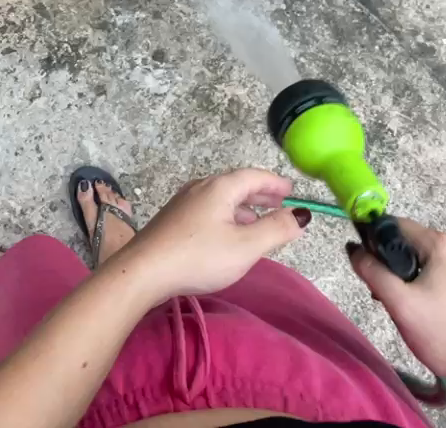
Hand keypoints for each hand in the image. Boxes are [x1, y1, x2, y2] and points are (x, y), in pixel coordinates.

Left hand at [109, 169, 309, 300]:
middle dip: (260, 193)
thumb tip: (300, 214)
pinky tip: (229, 234)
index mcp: (220, 187)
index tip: (291, 190)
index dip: (274, 182)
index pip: (253, 176)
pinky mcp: (175, 217)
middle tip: (280, 203)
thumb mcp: (245, 246)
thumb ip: (276, 229)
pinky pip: (209, 208)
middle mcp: (201, 186)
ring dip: (244, 206)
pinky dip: (228, 214)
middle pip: (236, 183)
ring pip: (222, 197)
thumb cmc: (199, 256)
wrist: (145, 269)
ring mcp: (185, 201)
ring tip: (259, 221)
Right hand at [349, 218, 445, 386]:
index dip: (376, 244)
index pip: (395, 226)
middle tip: (392, 297)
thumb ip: (371, 271)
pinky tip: (438, 314)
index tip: (373, 270)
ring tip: (414, 309)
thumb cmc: (444, 335)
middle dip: (396, 265)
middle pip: (414, 244)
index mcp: (441, 244)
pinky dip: (438, 287)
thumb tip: (353, 249)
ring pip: (432, 261)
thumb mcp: (398, 303)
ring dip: (416, 277)